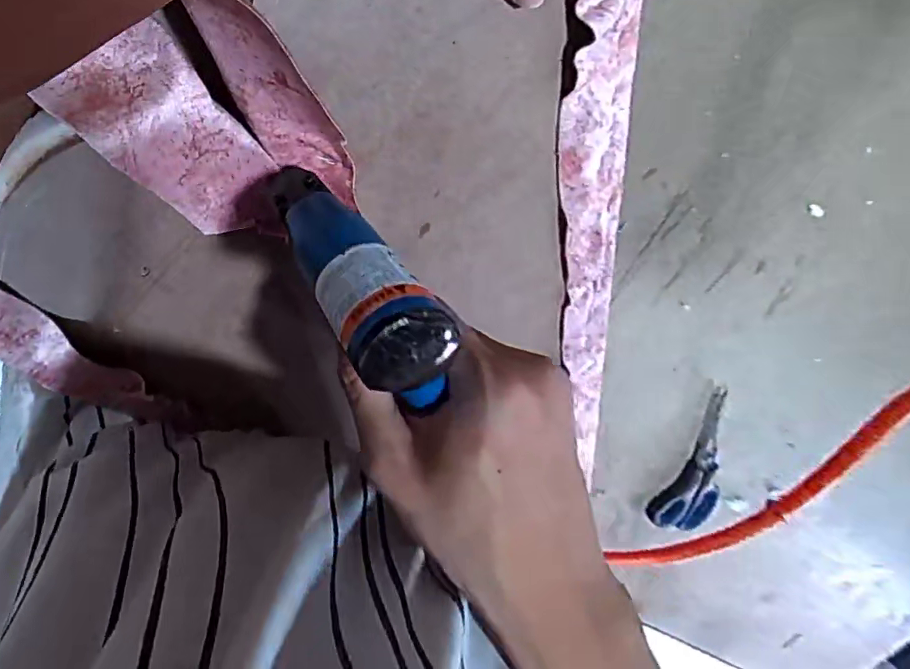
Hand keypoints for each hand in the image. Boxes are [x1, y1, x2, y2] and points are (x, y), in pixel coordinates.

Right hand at [342, 328, 654, 668]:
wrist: (550, 588)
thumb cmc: (467, 531)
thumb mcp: (395, 468)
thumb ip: (366, 397)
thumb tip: (346, 344)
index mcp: (493, 377)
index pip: (429, 321)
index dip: (398, 338)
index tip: (384, 372)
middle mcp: (531, 366)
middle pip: (454, 338)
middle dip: (426, 366)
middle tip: (415, 416)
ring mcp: (554, 379)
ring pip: (478, 354)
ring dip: (453, 378)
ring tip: (446, 432)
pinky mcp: (563, 396)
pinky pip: (504, 371)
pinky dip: (481, 390)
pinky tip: (478, 436)